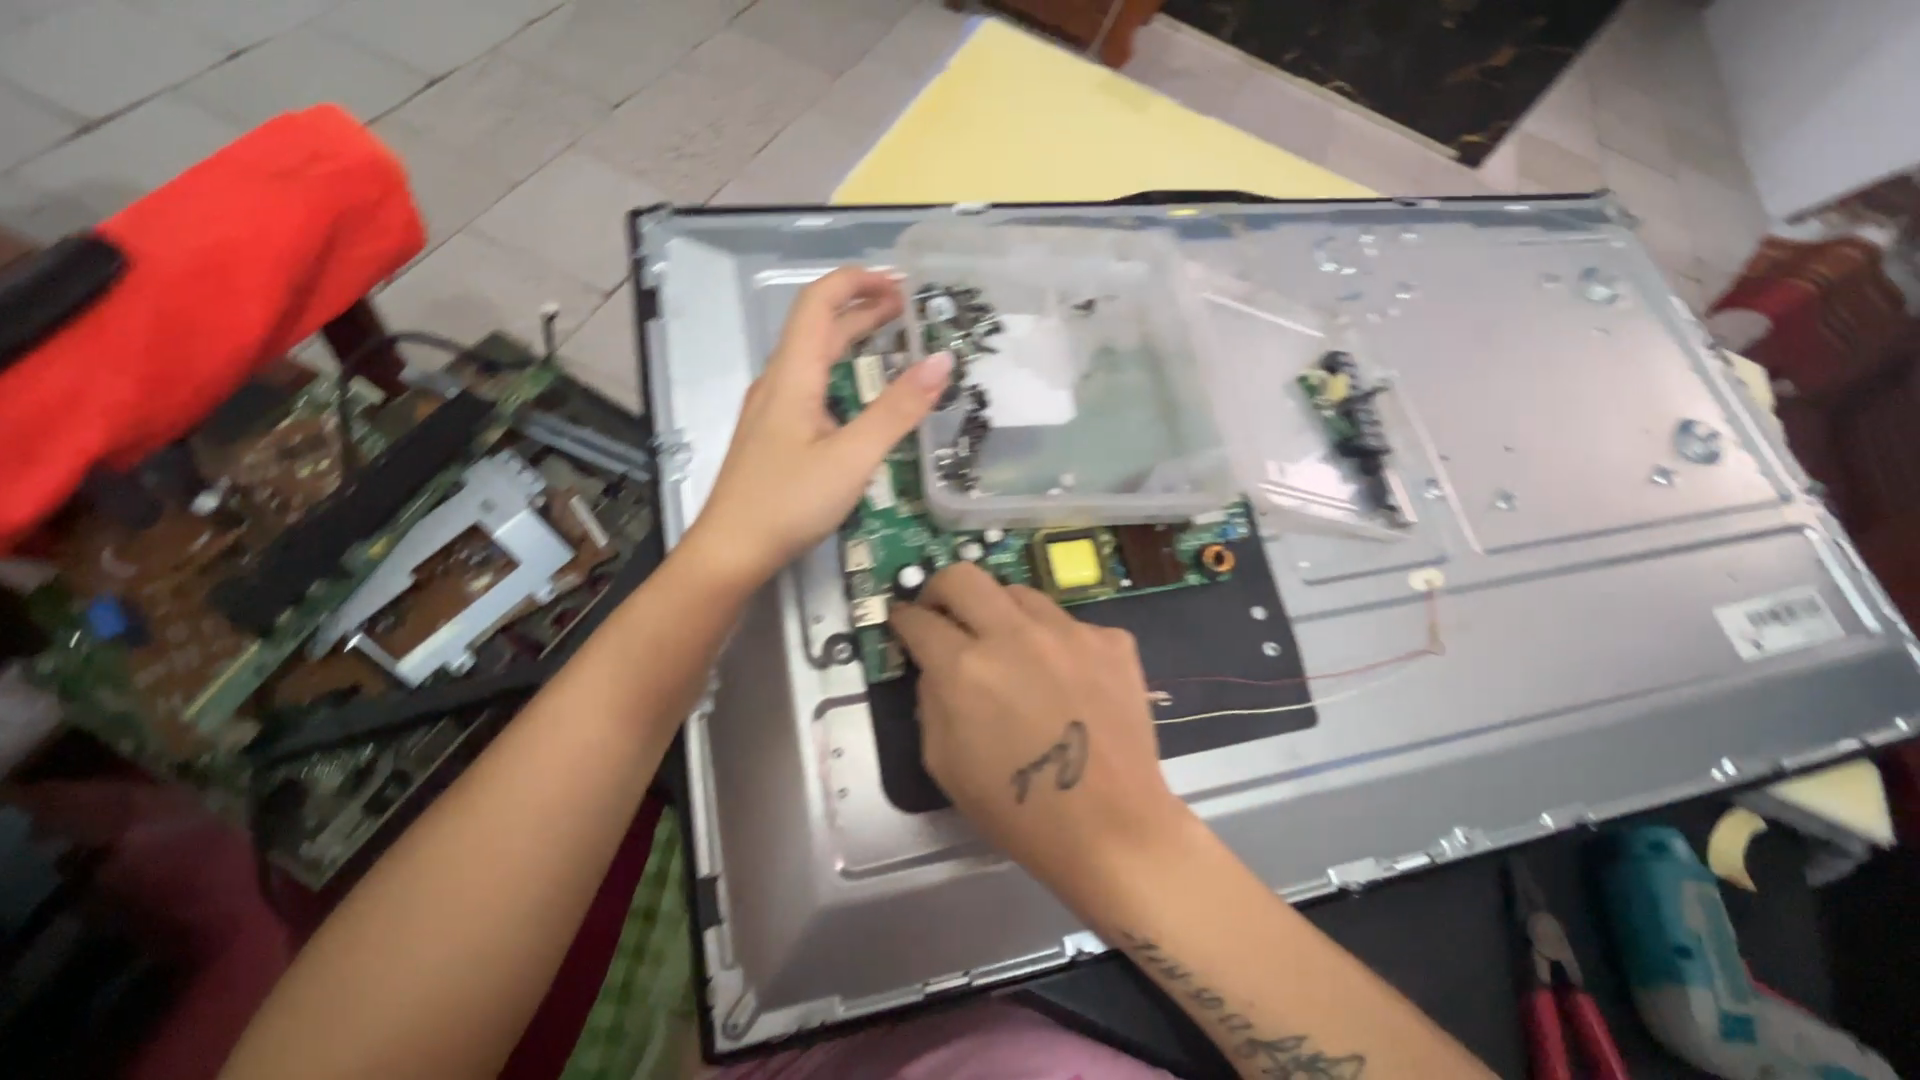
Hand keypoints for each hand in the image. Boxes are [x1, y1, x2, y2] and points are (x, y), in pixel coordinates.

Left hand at [682, 267, 952, 586]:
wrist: (730, 551)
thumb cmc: (789, 502)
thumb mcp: (852, 457)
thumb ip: (897, 410)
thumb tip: (942, 360)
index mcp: (792, 375)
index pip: (819, 302)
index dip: (857, 281)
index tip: (901, 283)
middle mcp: (778, 382)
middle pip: (818, 326)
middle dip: (863, 308)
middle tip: (910, 309)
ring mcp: (772, 409)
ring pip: (814, 357)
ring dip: (853, 340)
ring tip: (895, 341)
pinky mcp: (774, 434)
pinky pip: (812, 385)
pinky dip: (843, 373)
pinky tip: (862, 395)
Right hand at [890, 563, 1190, 889]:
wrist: (1110, 827)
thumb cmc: (1017, 810)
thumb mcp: (944, 764)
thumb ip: (931, 702)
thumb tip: (936, 667)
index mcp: (964, 668)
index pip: (918, 619)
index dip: (902, 619)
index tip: (903, 622)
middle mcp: (1014, 635)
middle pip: (963, 576)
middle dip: (940, 590)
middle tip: (943, 614)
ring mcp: (1069, 632)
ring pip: (1020, 594)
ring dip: (1000, 612)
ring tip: (1008, 647)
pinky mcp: (1111, 641)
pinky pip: (1069, 624)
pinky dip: (1054, 642)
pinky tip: (1063, 677)